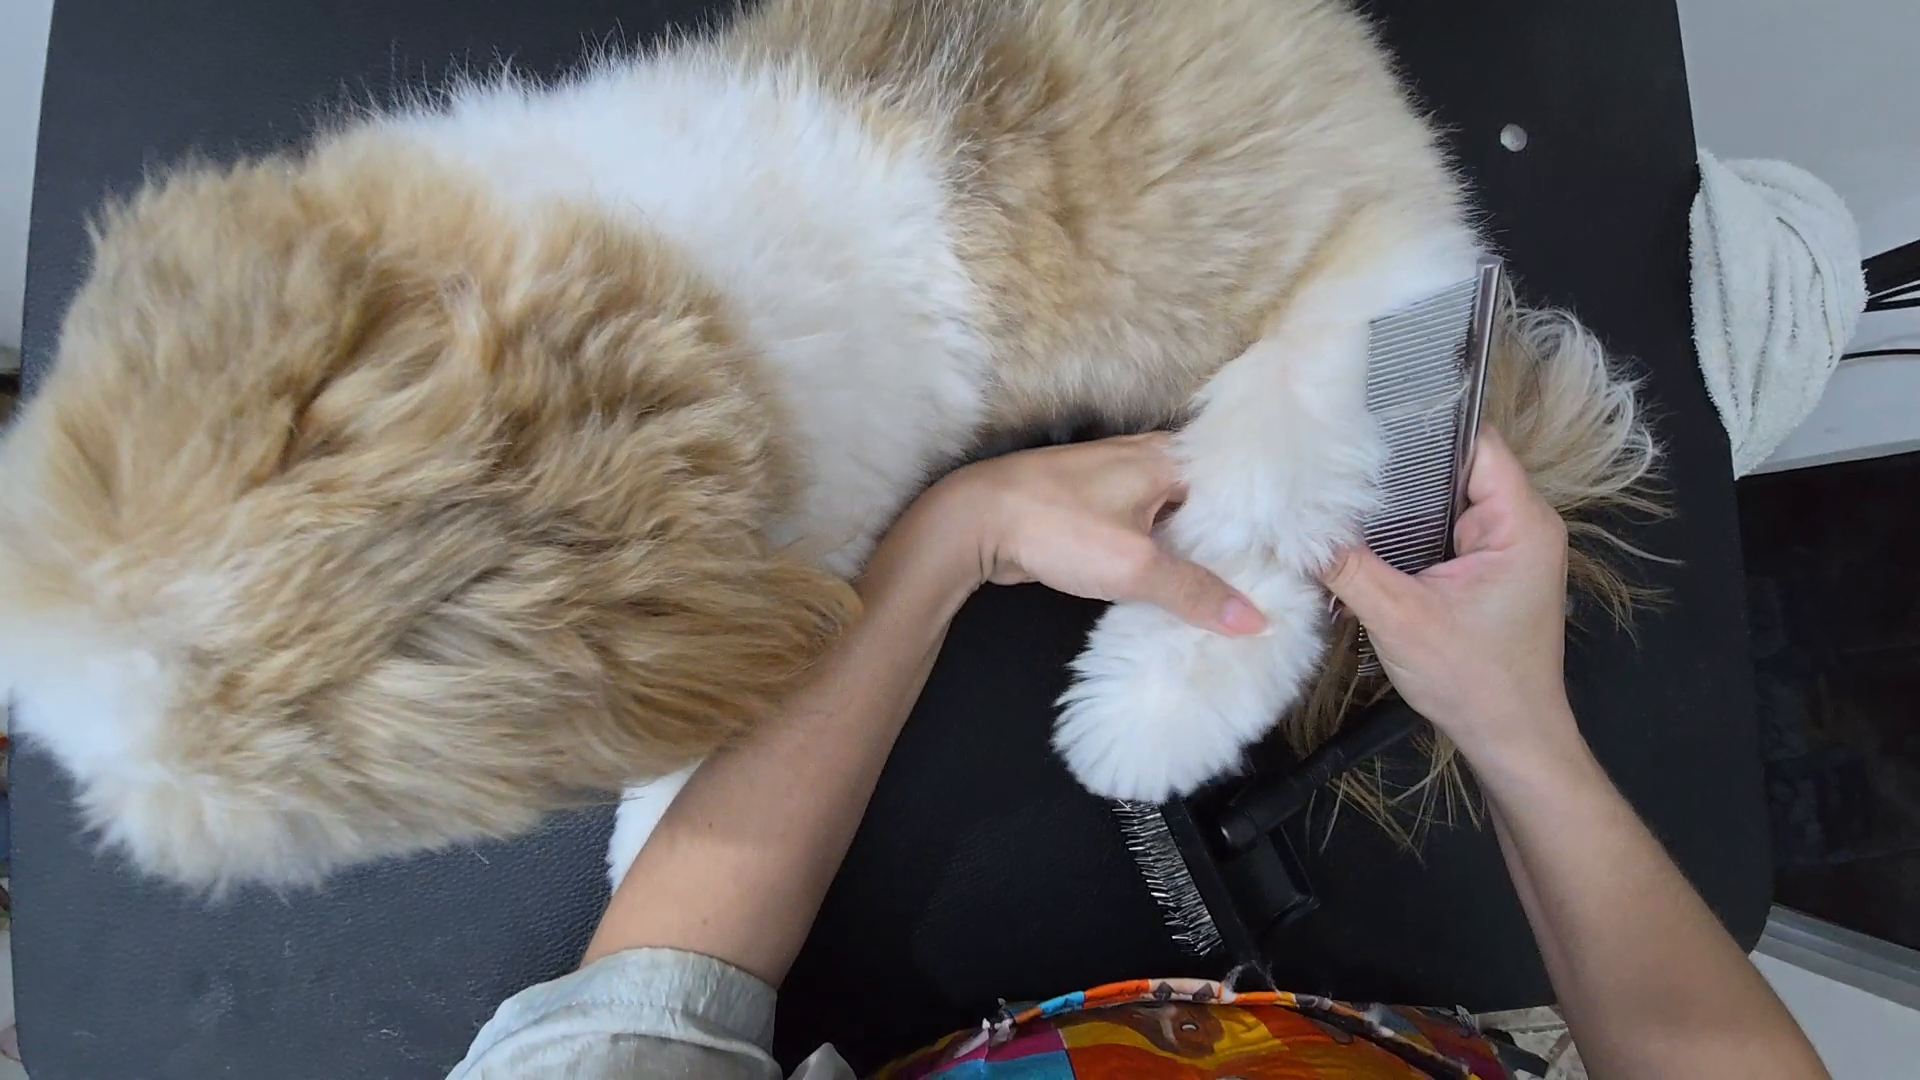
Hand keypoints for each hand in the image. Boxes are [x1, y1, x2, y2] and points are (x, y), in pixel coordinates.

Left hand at [935, 434, 1267, 635]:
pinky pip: (1142, 533)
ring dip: (1192, 552)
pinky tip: (1177, 587)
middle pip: (1208, 504)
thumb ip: (1195, 592)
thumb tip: (1254, 620)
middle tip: (1273, 581)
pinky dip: (1159, 557)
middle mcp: (1147, 461)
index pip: (1239, 485)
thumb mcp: (1135, 564)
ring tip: (1235, 590)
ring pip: (1173, 520)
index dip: (1267, 522)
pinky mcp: (1094, 510)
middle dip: (1232, 542)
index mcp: (1168, 457)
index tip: (1295, 558)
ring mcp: (1118, 485)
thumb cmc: (1056, 526)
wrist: (976, 522)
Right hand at [1320, 429, 1583, 771]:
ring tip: (1328, 485)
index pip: (1472, 445)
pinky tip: (1347, 528)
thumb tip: (1291, 529)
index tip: (1357, 422)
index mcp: (1518, 522)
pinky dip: (1390, 530)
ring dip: (1386, 501)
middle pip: (1447, 469)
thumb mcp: (1399, 617)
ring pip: (1431, 502)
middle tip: (1326, 455)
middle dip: (1389, 464)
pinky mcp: (1469, 569)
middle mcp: (1510, 525)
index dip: (1419, 426)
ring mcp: (1490, 547)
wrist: (1504, 737)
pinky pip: (1425, 531)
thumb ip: (1347, 568)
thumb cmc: (1472, 678)